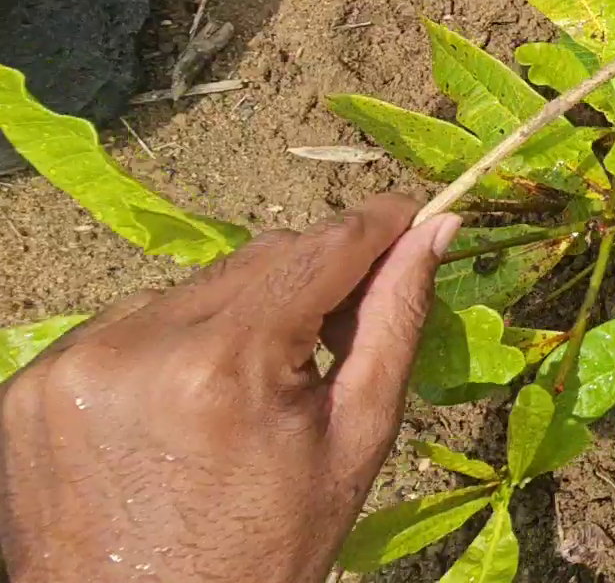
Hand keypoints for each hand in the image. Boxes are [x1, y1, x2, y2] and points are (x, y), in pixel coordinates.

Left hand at [0, 195, 459, 582]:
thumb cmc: (277, 533)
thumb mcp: (363, 424)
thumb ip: (399, 313)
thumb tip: (441, 226)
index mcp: (225, 361)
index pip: (324, 246)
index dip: (383, 221)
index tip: (422, 214)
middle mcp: (135, 344)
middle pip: (267, 255)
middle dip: (327, 268)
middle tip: (356, 320)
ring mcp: (70, 362)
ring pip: (211, 280)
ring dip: (263, 297)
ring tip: (281, 361)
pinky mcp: (33, 381)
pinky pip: (149, 314)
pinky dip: (200, 326)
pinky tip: (213, 379)